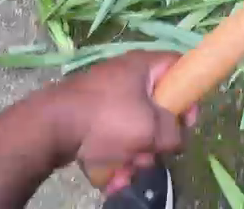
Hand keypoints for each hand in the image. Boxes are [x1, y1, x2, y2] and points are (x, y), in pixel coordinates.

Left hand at [39, 51, 194, 193]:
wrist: (54, 126)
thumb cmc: (107, 119)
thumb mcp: (150, 128)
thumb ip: (174, 131)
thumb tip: (176, 135)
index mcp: (143, 65)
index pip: (178, 65)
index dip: (189, 91)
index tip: (187, 121)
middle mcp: (126, 75)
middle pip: (157, 105)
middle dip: (156, 138)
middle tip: (149, 154)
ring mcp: (107, 95)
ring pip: (135, 127)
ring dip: (135, 155)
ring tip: (125, 171)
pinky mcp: (92, 115)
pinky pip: (114, 136)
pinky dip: (116, 157)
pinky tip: (111, 176)